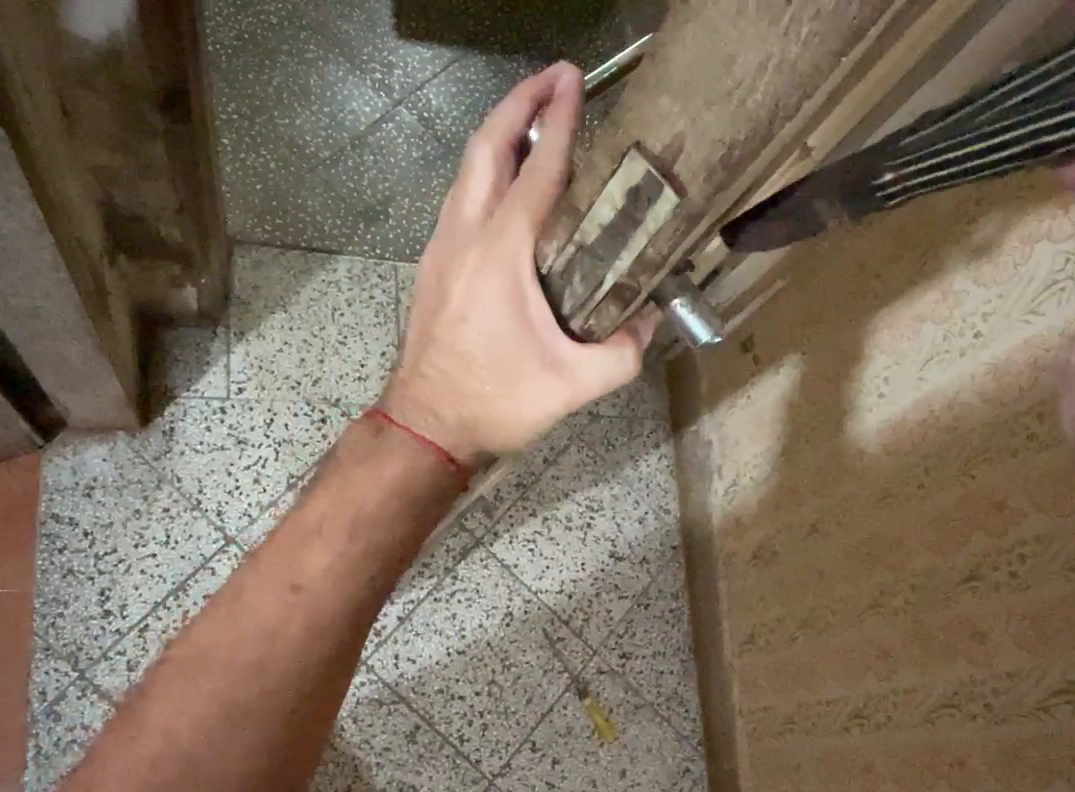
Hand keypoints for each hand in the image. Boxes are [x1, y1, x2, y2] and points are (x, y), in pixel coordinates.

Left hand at [379, 63, 659, 465]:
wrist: (425, 425)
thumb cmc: (494, 403)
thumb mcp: (573, 385)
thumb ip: (622, 352)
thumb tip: (648, 321)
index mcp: (500, 254)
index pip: (536, 169)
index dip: (559, 121)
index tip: (574, 81)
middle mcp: (464, 237)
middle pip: (486, 147)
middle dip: (519, 103)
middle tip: (554, 82)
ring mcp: (440, 249)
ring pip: (466, 171)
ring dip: (499, 137)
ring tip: (534, 124)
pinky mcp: (431, 267)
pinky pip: (458, 200)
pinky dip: (483, 174)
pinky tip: (505, 187)